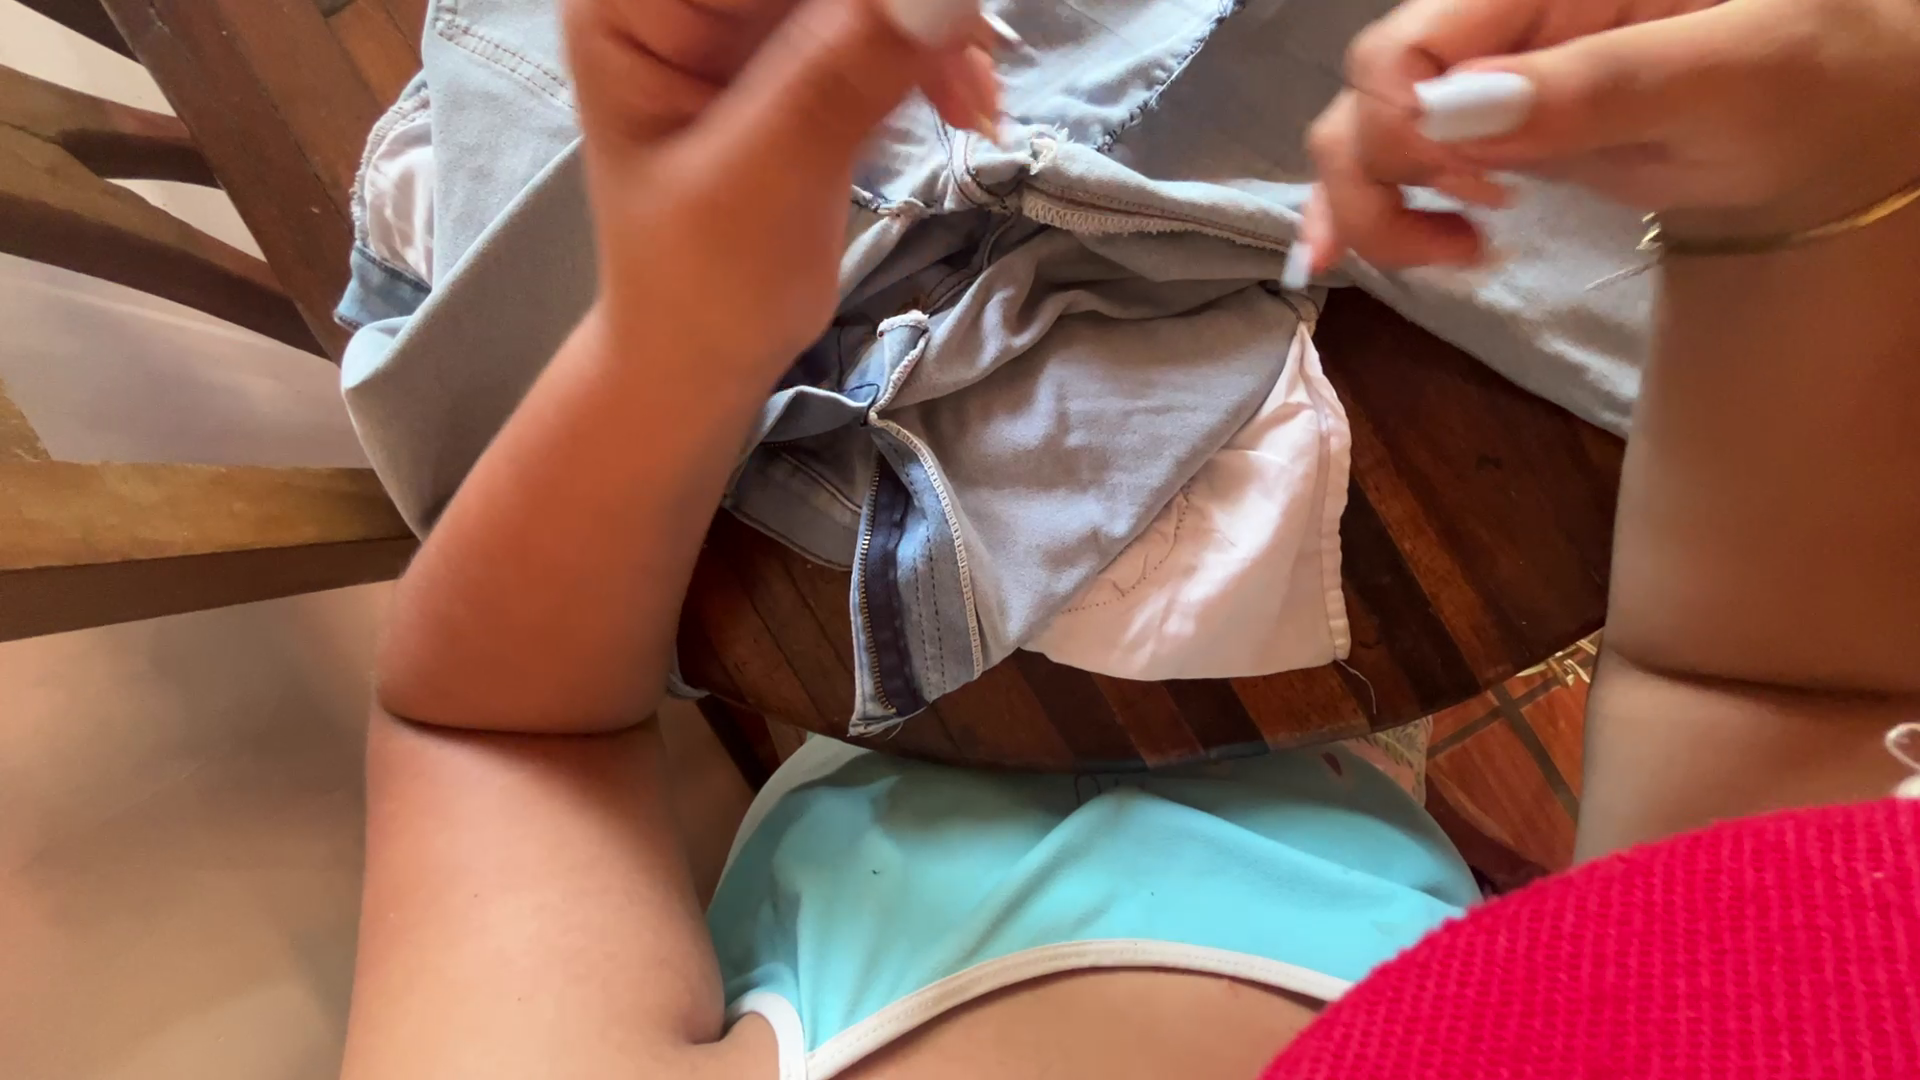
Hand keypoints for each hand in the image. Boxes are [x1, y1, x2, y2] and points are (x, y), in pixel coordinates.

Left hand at [562, 0, 1005, 375]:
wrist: (709, 355)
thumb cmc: (707, 288)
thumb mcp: (764, 183)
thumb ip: (838, 78)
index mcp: (635, 2)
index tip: (943, 14)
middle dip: (907, 7)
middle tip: (976, 63)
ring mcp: (748, 30)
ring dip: (933, 33)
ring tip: (976, 102)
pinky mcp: (799, 68)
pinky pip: (880, 33)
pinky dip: (929, 62)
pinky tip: (962, 104)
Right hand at [1300, 0, 1919, 273]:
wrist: (1812, 133)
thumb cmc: (1807, 88)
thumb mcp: (1738, 73)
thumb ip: (1598, 85)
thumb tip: (1447, 115)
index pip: (1400, 49)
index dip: (1404, 130)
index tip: (1478, 186)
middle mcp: (1485, 30)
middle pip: (1360, 103)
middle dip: (1383, 185)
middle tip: (1467, 230)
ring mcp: (1464, 90)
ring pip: (1349, 145)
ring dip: (1368, 215)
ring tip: (1446, 252)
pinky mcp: (1456, 141)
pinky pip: (1366, 175)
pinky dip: (1346, 220)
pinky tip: (1339, 255)